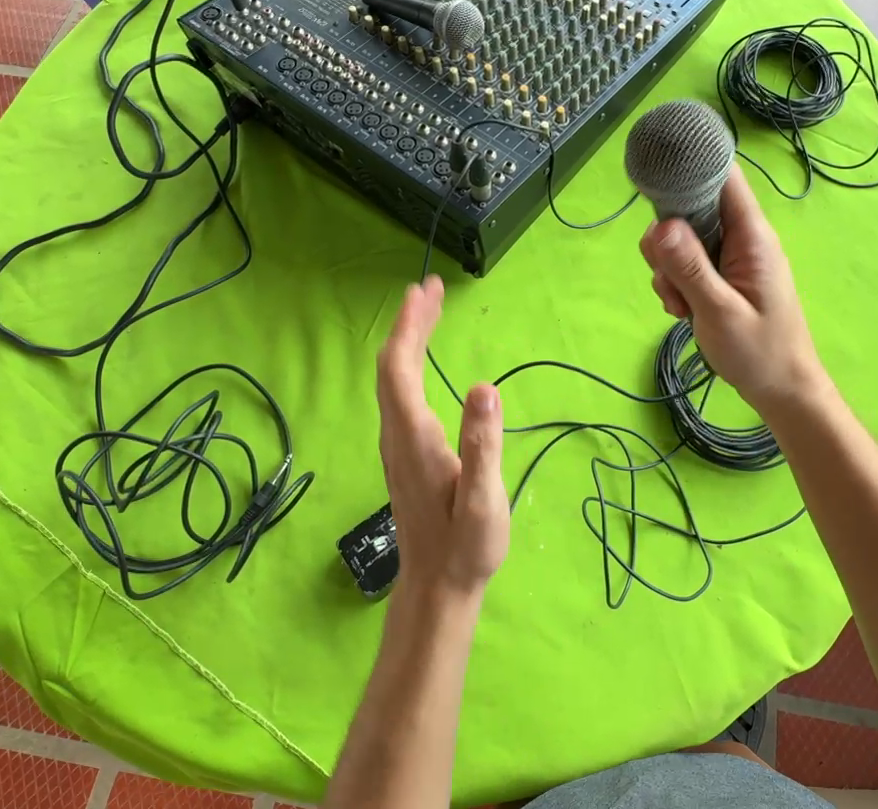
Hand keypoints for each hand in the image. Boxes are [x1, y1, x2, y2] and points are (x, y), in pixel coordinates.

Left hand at [375, 275, 509, 601]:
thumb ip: (484, 445)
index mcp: (415, 439)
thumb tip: (486, 387)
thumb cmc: (466, 547)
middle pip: (391, 368)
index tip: (426, 290)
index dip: (410, 326)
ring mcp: (397, 446)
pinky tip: (424, 362)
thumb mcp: (485, 500)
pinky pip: (400, 395)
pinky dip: (410, 364)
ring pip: (392, 381)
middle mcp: (397, 436)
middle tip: (431, 289)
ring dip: (408, 341)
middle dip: (409, 324)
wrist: (436, 587)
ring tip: (429, 312)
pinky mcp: (404, 454)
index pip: (400, 369)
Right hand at [640, 165, 825, 413]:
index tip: (653, 181)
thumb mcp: (719, 311)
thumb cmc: (760, 352)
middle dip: (668, 239)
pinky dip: (677, 286)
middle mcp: (741, 238)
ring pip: (683, 241)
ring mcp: (731, 258)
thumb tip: (659, 224)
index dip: (689, 167)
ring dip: (670, 270)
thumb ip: (689, 267)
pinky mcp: (721, 277)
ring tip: (681, 306)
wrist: (783, 391)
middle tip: (669, 278)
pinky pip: (687, 265)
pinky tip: (684, 313)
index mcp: (751, 235)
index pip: (723, 176)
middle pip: (691, 209)